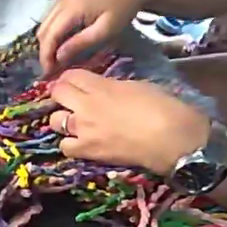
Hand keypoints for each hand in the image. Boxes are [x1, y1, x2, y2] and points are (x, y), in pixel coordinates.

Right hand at [37, 0, 164, 74]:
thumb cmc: (123, 8)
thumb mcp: (105, 30)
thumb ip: (80, 43)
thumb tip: (58, 58)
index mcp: (70, 8)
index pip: (49, 37)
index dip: (46, 57)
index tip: (49, 74)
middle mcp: (61, 0)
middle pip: (43, 31)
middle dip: (45, 52)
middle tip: (54, 69)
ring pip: (45, 25)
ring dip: (48, 43)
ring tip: (58, 59)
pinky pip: (52, 18)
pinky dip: (53, 33)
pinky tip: (63, 43)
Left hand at [48, 69, 209, 174]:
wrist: (172, 138)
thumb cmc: (164, 107)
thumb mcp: (138, 85)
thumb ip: (114, 86)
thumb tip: (104, 89)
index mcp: (101, 86)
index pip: (70, 75)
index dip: (69, 78)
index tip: (72, 82)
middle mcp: (87, 105)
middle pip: (57, 94)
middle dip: (60, 94)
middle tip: (68, 100)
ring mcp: (84, 129)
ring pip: (55, 121)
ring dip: (62, 120)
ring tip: (73, 123)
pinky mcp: (88, 151)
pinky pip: (65, 146)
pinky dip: (70, 144)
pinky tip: (80, 143)